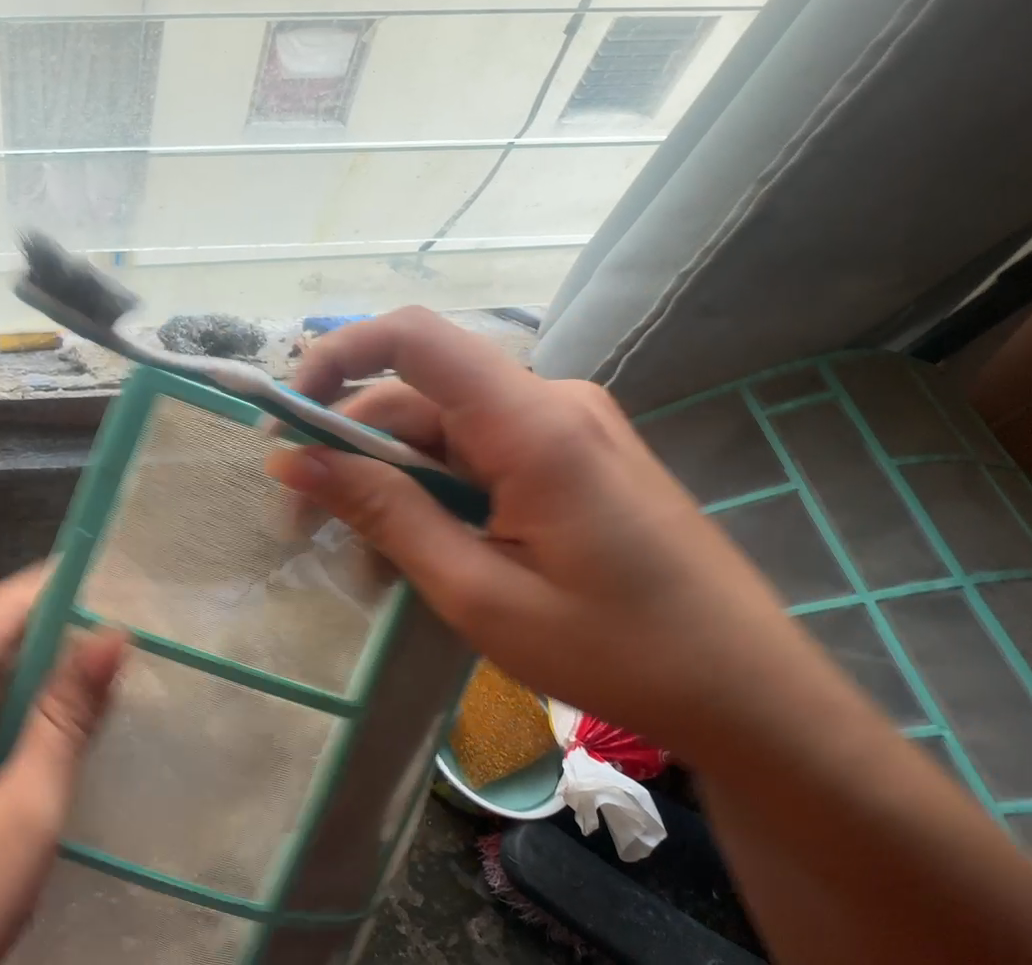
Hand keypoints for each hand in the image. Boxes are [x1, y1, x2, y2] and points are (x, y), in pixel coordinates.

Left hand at [0, 568, 126, 964]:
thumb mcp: (25, 812)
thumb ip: (66, 716)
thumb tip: (112, 637)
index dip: (56, 590)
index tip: (114, 582)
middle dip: (54, 636)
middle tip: (121, 641)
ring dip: (36, 676)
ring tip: (101, 678)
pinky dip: (9, 710)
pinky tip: (50, 725)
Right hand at [264, 306, 820, 761]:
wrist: (751, 698)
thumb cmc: (616, 652)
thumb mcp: (475, 590)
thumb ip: (381, 512)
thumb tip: (292, 460)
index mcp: (533, 424)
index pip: (413, 338)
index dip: (335, 357)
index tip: (286, 419)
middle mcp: (550, 403)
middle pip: (415, 399)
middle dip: (347, 454)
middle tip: (301, 529)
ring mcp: (566, 429)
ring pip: (440, 433)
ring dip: (389, 486)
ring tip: (366, 566)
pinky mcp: (572, 458)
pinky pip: (476, 457)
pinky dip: (432, 496)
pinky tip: (420, 555)